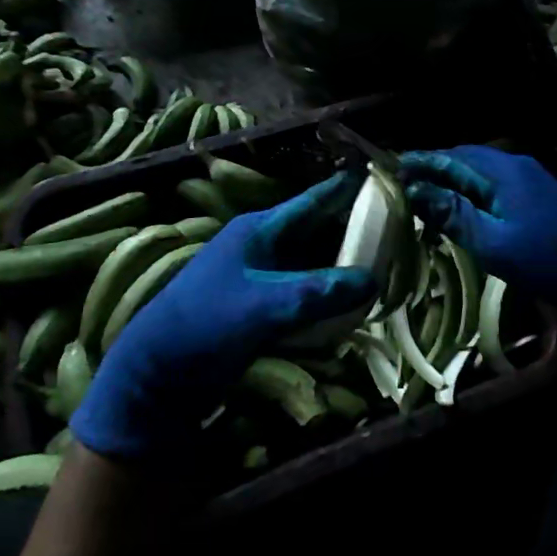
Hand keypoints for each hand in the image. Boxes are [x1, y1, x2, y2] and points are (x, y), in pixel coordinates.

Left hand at [70, 172, 377, 461]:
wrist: (156, 378)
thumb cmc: (204, 327)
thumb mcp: (263, 306)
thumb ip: (317, 292)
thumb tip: (371, 281)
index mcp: (259, 230)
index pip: (313, 200)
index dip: (347, 187)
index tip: (385, 177)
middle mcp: (264, 246)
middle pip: (319, 230)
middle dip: (355, 229)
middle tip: (400, 230)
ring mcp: (262, 278)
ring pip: (314, 262)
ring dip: (344, 265)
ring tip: (387, 265)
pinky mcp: (262, 308)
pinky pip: (306, 292)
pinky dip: (329, 295)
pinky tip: (354, 304)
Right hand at [401, 146, 556, 346]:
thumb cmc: (543, 260)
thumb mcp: (490, 241)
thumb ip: (452, 212)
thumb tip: (414, 189)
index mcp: (503, 171)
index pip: (451, 158)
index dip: (420, 162)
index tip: (392, 167)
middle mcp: (516, 164)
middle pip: (465, 157)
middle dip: (434, 166)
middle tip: (405, 180)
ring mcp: (530, 177)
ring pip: (479, 169)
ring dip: (452, 177)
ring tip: (426, 191)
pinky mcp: (537, 193)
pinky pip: (493, 180)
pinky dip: (470, 186)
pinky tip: (461, 202)